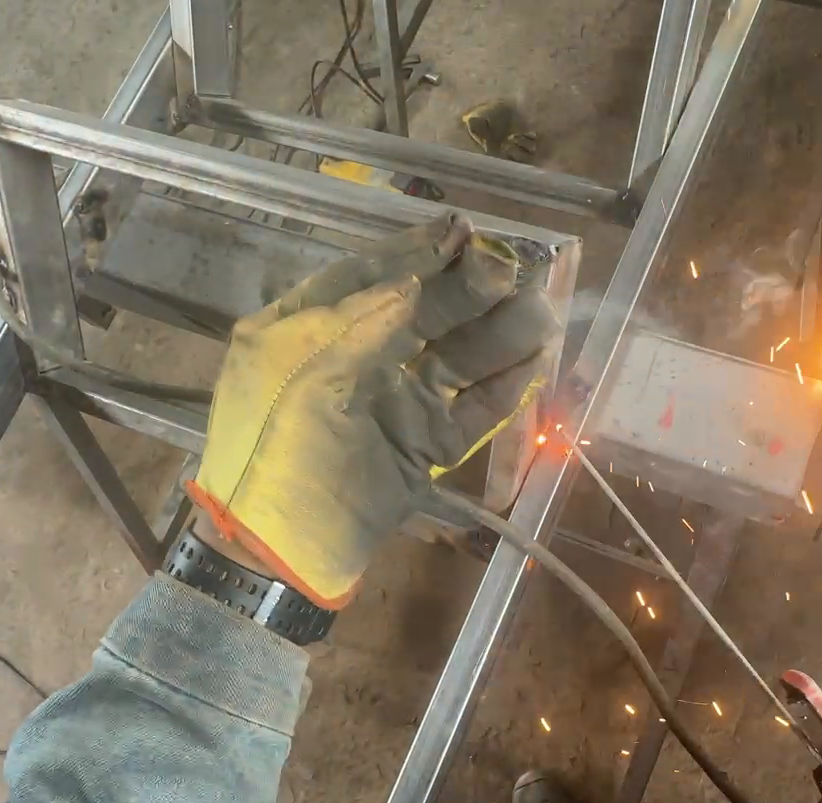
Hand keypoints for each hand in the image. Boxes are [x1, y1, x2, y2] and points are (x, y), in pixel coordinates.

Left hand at [187, 213, 559, 607]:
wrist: (281, 551)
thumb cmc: (278, 448)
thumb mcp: (304, 365)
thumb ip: (366, 315)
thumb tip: (428, 271)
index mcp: (306, 331)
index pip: (367, 276)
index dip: (415, 253)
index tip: (463, 232)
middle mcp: (353, 361)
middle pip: (422, 315)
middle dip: (469, 291)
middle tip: (516, 271)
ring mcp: (392, 406)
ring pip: (456, 361)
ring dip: (498, 336)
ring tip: (543, 313)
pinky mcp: (422, 449)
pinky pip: (470, 412)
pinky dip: (503, 389)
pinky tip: (536, 361)